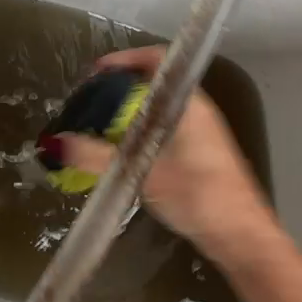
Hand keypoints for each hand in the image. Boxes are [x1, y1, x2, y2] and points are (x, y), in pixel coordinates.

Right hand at [47, 46, 279, 262]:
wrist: (247, 242)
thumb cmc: (200, 197)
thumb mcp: (141, 174)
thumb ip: (96, 158)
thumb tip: (55, 144)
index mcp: (187, 103)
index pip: (157, 59)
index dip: (125, 59)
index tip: (98, 72)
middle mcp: (197, 111)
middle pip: (154, 83)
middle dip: (121, 87)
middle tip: (92, 99)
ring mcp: (202, 133)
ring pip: (160, 108)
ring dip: (131, 111)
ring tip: (102, 124)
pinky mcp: (202, 155)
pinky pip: (165, 128)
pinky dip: (142, 130)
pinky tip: (125, 152)